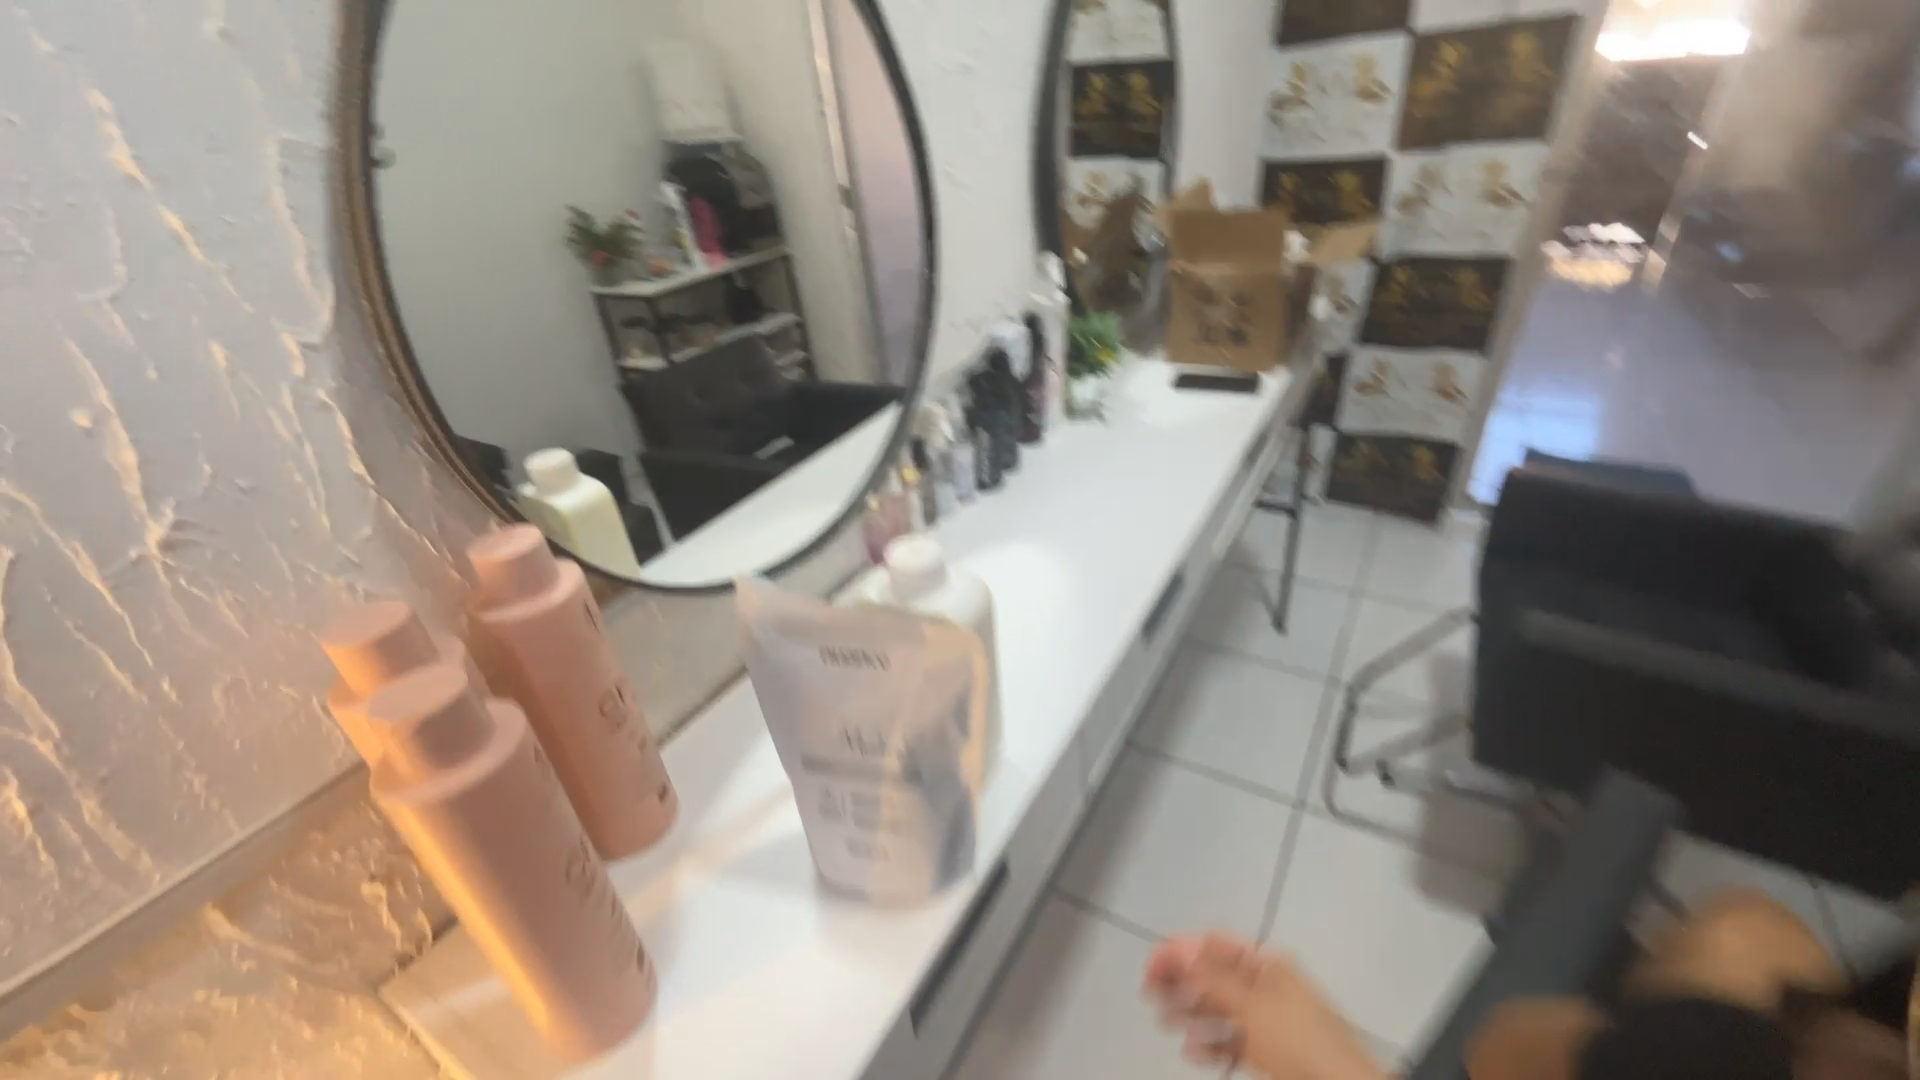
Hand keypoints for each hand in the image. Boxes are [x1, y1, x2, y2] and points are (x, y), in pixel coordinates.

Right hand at [1144, 933, 1386, 1079]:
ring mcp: (1267, 1020)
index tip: (1151, 963)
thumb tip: (1177, 948)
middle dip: (1180, 982)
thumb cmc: (1300, 1042)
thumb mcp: (1253, 1007)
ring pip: (1219, 1009)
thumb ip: (1212, 979)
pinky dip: (1211, 1043)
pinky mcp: (1269, 1051)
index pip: (1215, 945)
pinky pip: (1232, 1040)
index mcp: (1266, 964)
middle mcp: (1264, 985)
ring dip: (1190, 1013)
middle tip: (1148, 994)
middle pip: (1213, 976)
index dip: (1182, 949)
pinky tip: (1191, 1051)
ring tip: (1163, 1022)